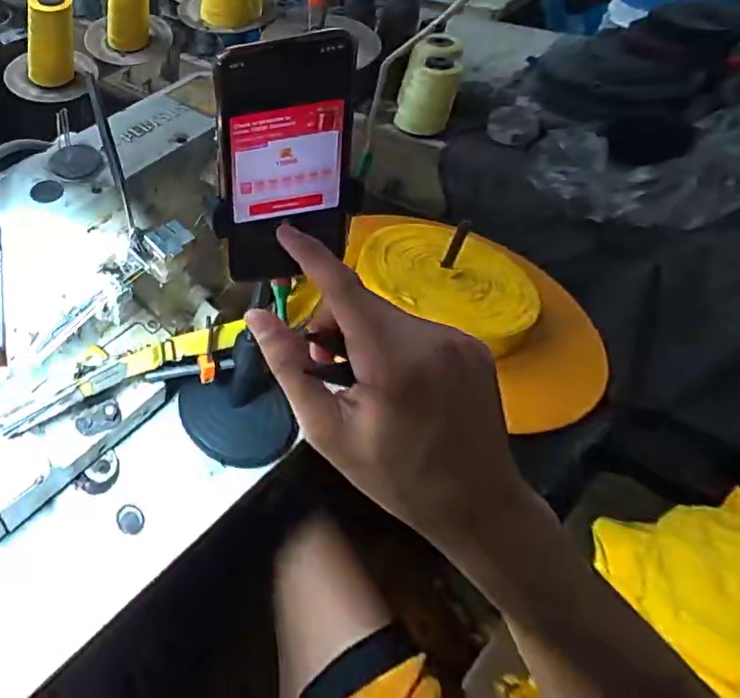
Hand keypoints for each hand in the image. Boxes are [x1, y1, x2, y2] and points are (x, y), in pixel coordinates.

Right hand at [245, 225, 534, 551]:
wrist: (481, 508)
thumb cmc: (396, 477)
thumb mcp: (327, 430)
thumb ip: (288, 366)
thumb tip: (258, 317)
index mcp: (393, 360)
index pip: (342, 288)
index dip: (310, 255)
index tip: (284, 231)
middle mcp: (430, 337)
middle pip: (359, 303)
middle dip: (329, 323)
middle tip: (320, 364)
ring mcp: (457, 339)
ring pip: (383, 314)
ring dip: (358, 332)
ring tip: (358, 379)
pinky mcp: (470, 345)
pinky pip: (410, 326)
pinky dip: (387, 340)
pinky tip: (392, 381)